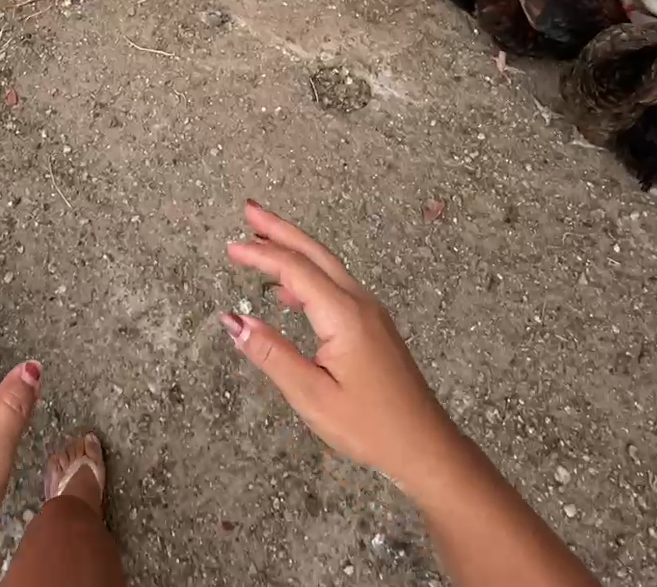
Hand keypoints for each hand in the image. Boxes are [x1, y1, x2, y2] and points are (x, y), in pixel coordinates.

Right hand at [222, 201, 449, 494]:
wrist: (426, 447)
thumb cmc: (369, 426)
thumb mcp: (312, 395)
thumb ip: (272, 354)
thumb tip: (233, 320)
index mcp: (343, 315)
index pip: (295, 270)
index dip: (261, 255)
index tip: (230, 248)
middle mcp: (358, 303)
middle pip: (314, 253)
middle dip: (280, 229)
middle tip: (249, 209)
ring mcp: (369, 311)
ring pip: (326, 265)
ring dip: (293, 247)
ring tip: (260, 238)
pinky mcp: (372, 324)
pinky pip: (334, 284)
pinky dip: (306, 273)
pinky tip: (287, 291)